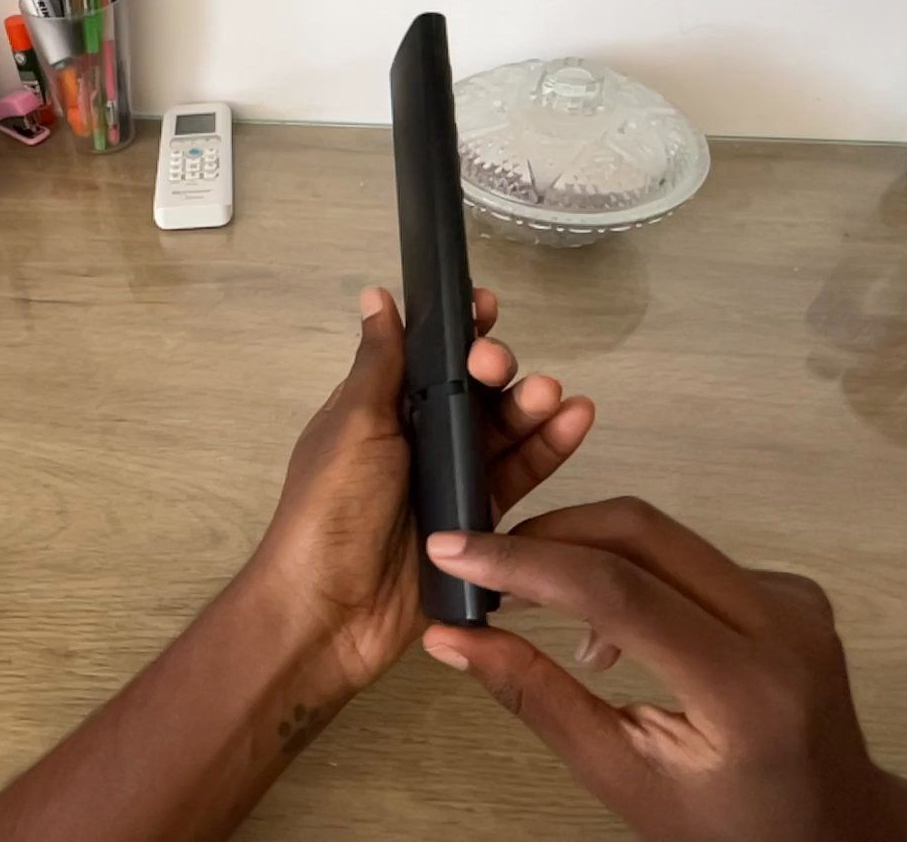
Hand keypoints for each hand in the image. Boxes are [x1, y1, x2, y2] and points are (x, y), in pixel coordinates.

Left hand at [245, 286, 595, 693]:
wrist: (329, 611)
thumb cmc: (331, 505)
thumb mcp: (352, 425)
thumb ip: (379, 363)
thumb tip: (376, 296)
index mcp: (380, 408)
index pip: (427, 356)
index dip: (457, 331)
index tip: (482, 306)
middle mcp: (417, 437)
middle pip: (471, 390)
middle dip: (493, 369)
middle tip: (498, 366)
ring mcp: (450, 478)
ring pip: (502, 430)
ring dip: (530, 405)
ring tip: (553, 394)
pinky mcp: (480, 519)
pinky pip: (519, 476)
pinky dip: (548, 448)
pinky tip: (576, 420)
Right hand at [420, 500, 906, 841]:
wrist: (845, 834)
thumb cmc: (727, 829)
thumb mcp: (620, 780)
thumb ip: (532, 696)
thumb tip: (447, 635)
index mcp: (747, 693)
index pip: (617, 591)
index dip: (523, 561)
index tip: (450, 549)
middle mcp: (782, 625)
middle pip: (636, 531)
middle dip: (544, 536)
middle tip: (484, 563)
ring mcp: (791, 596)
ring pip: (652, 529)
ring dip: (575, 545)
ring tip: (530, 594)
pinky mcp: (782, 583)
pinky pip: (676, 548)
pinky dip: (617, 563)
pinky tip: (602, 619)